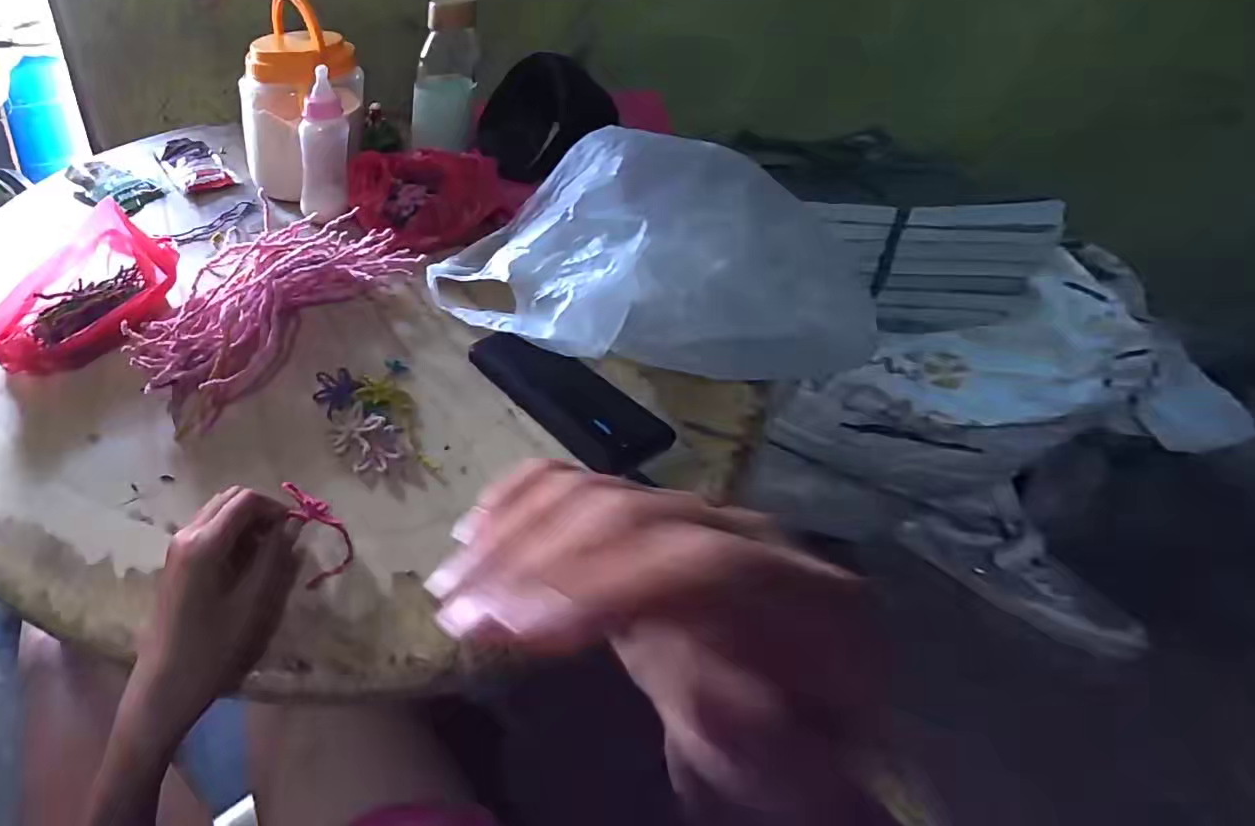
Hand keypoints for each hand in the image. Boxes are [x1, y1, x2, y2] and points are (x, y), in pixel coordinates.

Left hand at [130, 487, 302, 735]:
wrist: (164, 684)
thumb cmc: (212, 648)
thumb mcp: (252, 604)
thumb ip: (274, 557)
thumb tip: (294, 523)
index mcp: (204, 541)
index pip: (245, 500)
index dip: (275, 507)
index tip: (295, 529)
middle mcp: (187, 532)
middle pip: (230, 498)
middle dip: (260, 511)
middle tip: (282, 539)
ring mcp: (177, 544)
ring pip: (218, 510)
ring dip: (245, 521)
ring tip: (265, 553)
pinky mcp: (176, 557)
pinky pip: (208, 527)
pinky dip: (230, 533)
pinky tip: (243, 563)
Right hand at [428, 460, 881, 821]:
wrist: (784, 711)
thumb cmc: (785, 757)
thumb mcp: (784, 774)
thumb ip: (751, 734)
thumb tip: (683, 667)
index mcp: (801, 592)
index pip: (692, 562)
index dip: (596, 583)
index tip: (515, 626)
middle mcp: (736, 529)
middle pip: (621, 514)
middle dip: (530, 558)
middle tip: (460, 608)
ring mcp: (680, 508)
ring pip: (584, 491)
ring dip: (508, 532)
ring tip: (453, 581)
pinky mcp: (637, 505)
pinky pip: (569, 481)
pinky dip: (514, 500)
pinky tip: (474, 529)